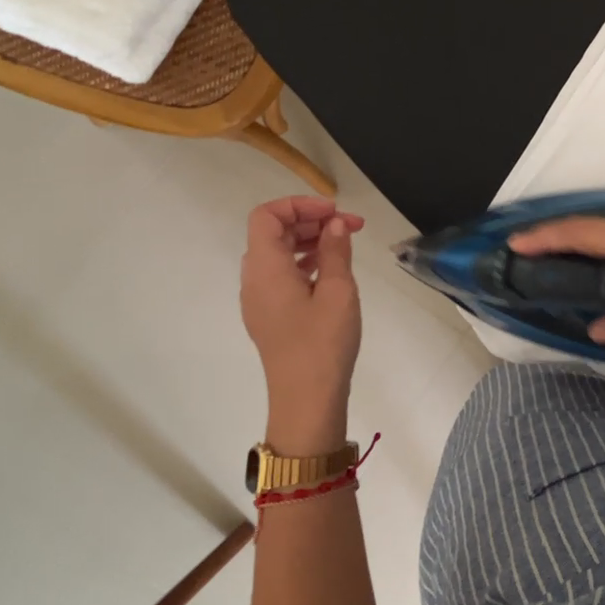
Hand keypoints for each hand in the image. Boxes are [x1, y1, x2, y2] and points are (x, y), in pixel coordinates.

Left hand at [240, 196, 365, 452]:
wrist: (306, 400)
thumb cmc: (323, 342)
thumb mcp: (338, 291)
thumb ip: (335, 251)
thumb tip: (335, 223)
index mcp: (265, 268)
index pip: (267, 216)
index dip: (299, 205)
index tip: (335, 212)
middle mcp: (254, 280)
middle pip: (271, 233)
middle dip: (310, 220)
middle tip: (351, 226)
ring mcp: (259, 301)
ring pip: (277, 255)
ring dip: (308, 241)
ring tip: (345, 245)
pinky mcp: (270, 317)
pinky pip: (281, 276)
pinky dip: (304, 262)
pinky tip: (331, 272)